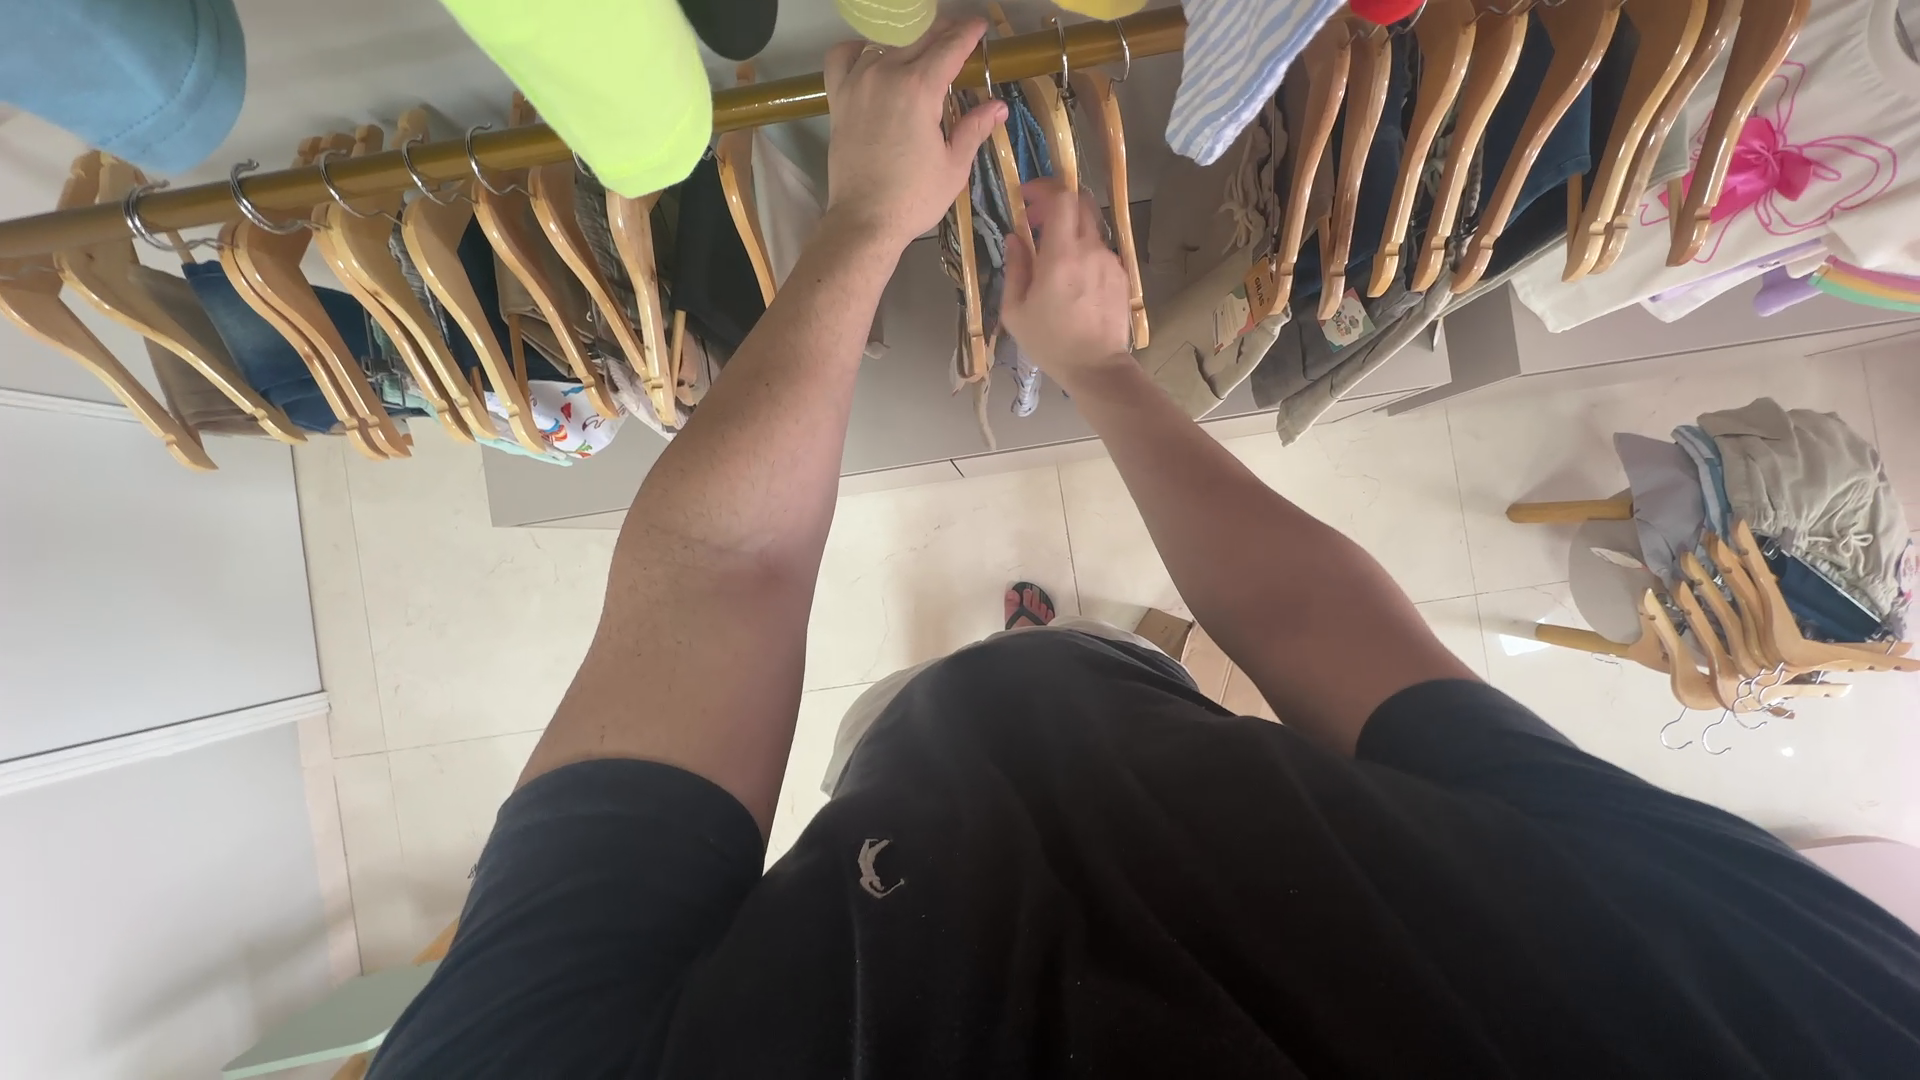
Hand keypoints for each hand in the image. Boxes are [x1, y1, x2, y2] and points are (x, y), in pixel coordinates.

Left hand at [821, 19, 1005, 249]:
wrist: (865, 221)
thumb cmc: (913, 199)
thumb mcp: (953, 167)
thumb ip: (974, 128)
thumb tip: (998, 106)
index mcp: (919, 89)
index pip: (950, 46)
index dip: (969, 33)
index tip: (981, 27)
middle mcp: (886, 74)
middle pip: (920, 37)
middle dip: (943, 32)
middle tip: (958, 36)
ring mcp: (858, 83)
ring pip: (886, 45)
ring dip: (908, 43)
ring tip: (921, 54)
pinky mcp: (839, 99)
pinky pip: (843, 58)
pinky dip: (858, 50)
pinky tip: (871, 58)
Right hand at [1000, 179, 1133, 388]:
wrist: (1096, 367)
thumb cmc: (1050, 343)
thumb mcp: (1016, 311)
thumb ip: (1015, 268)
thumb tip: (1014, 238)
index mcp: (1061, 255)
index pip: (1061, 197)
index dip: (1044, 188)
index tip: (1026, 197)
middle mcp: (1090, 250)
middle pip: (1081, 202)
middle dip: (1057, 203)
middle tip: (1037, 222)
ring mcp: (1110, 261)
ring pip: (1091, 228)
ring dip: (1070, 232)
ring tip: (1054, 259)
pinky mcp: (1122, 275)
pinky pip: (1100, 252)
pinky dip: (1085, 254)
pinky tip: (1074, 281)